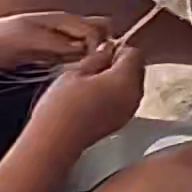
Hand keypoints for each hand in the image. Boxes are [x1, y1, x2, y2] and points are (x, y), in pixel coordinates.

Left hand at [0, 12, 109, 72]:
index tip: (95, 61)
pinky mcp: (46, 53)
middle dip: (103, 46)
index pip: (99, 27)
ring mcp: (56, 40)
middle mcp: (65, 28)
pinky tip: (72, 72)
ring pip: (87, 45)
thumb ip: (60, 43)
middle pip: (99, 32)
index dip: (102, 43)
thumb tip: (89, 50)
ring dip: (91, 56)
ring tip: (85, 72)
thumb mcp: (27, 40)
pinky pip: (72, 55)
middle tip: (94, 65)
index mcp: (63, 19)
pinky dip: (78, 62)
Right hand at [27, 42, 146, 153]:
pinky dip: (115, 95)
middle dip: (119, 66)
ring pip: (132, 84)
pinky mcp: (123, 119)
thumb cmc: (61, 106)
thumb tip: (109, 48)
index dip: (118, 51)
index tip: (100, 55)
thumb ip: (97, 58)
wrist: (54, 143)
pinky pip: (126, 99)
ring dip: (118, 81)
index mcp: (127, 77)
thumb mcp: (74, 74)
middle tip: (92, 71)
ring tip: (90, 87)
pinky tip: (93, 101)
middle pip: (136, 68)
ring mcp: (132, 107)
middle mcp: (136, 91)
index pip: (134, 53)